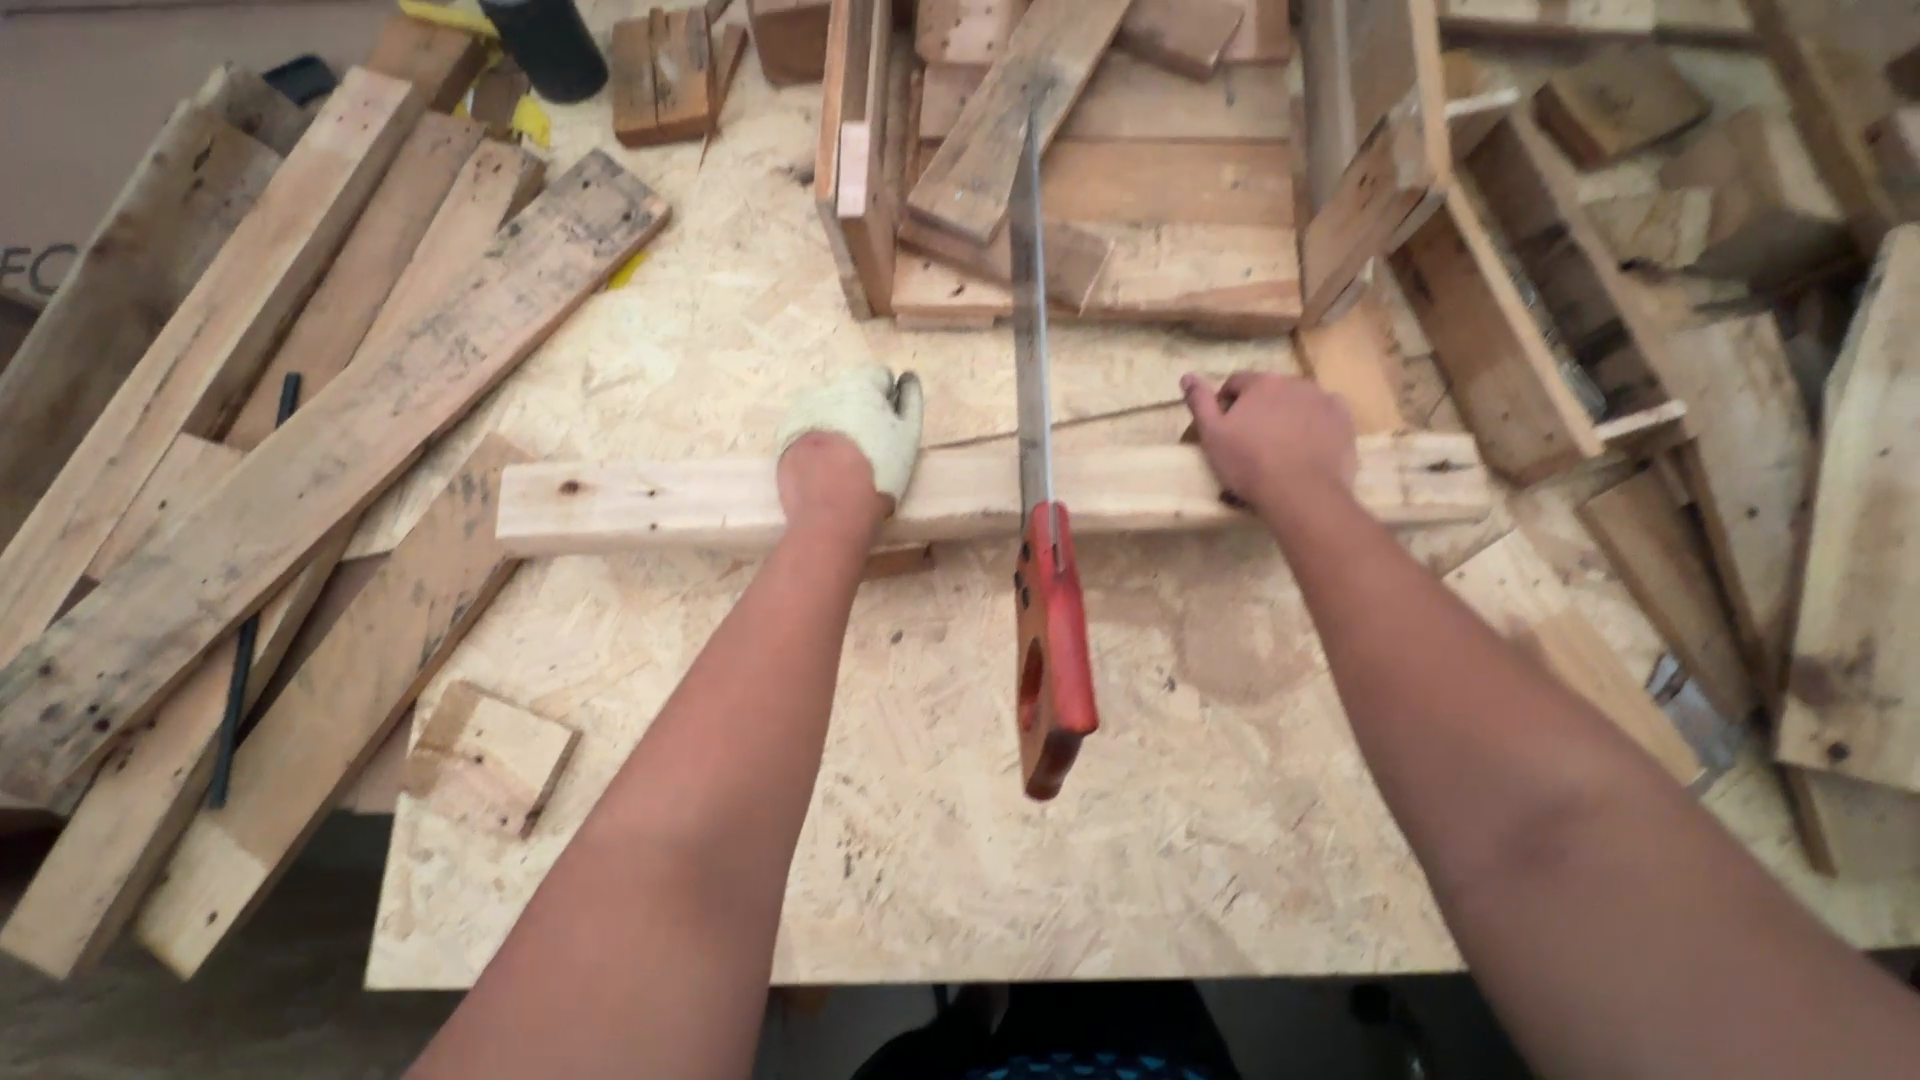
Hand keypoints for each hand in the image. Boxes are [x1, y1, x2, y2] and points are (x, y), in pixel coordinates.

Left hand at [776, 366, 924, 540]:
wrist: (830, 516)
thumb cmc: (878, 476)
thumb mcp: (907, 438)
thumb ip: (910, 401)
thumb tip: (907, 378)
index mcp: (857, 385)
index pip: (880, 378)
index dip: (890, 402)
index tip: (891, 428)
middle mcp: (823, 391)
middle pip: (850, 393)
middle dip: (862, 412)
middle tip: (871, 447)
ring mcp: (799, 415)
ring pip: (827, 412)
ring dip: (838, 426)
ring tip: (847, 461)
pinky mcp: (785, 439)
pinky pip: (807, 433)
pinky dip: (817, 444)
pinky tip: (826, 469)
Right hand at [1180, 372, 1356, 515]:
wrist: (1301, 493)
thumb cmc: (1249, 464)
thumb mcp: (1212, 435)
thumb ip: (1199, 402)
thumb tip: (1187, 375)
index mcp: (1261, 383)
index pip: (1236, 383)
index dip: (1226, 403)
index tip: (1225, 429)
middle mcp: (1294, 382)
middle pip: (1269, 391)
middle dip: (1259, 409)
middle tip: (1252, 441)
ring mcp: (1323, 399)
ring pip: (1297, 401)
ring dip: (1287, 415)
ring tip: (1281, 447)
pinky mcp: (1344, 419)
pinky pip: (1325, 414)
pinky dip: (1315, 424)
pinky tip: (1307, 447)